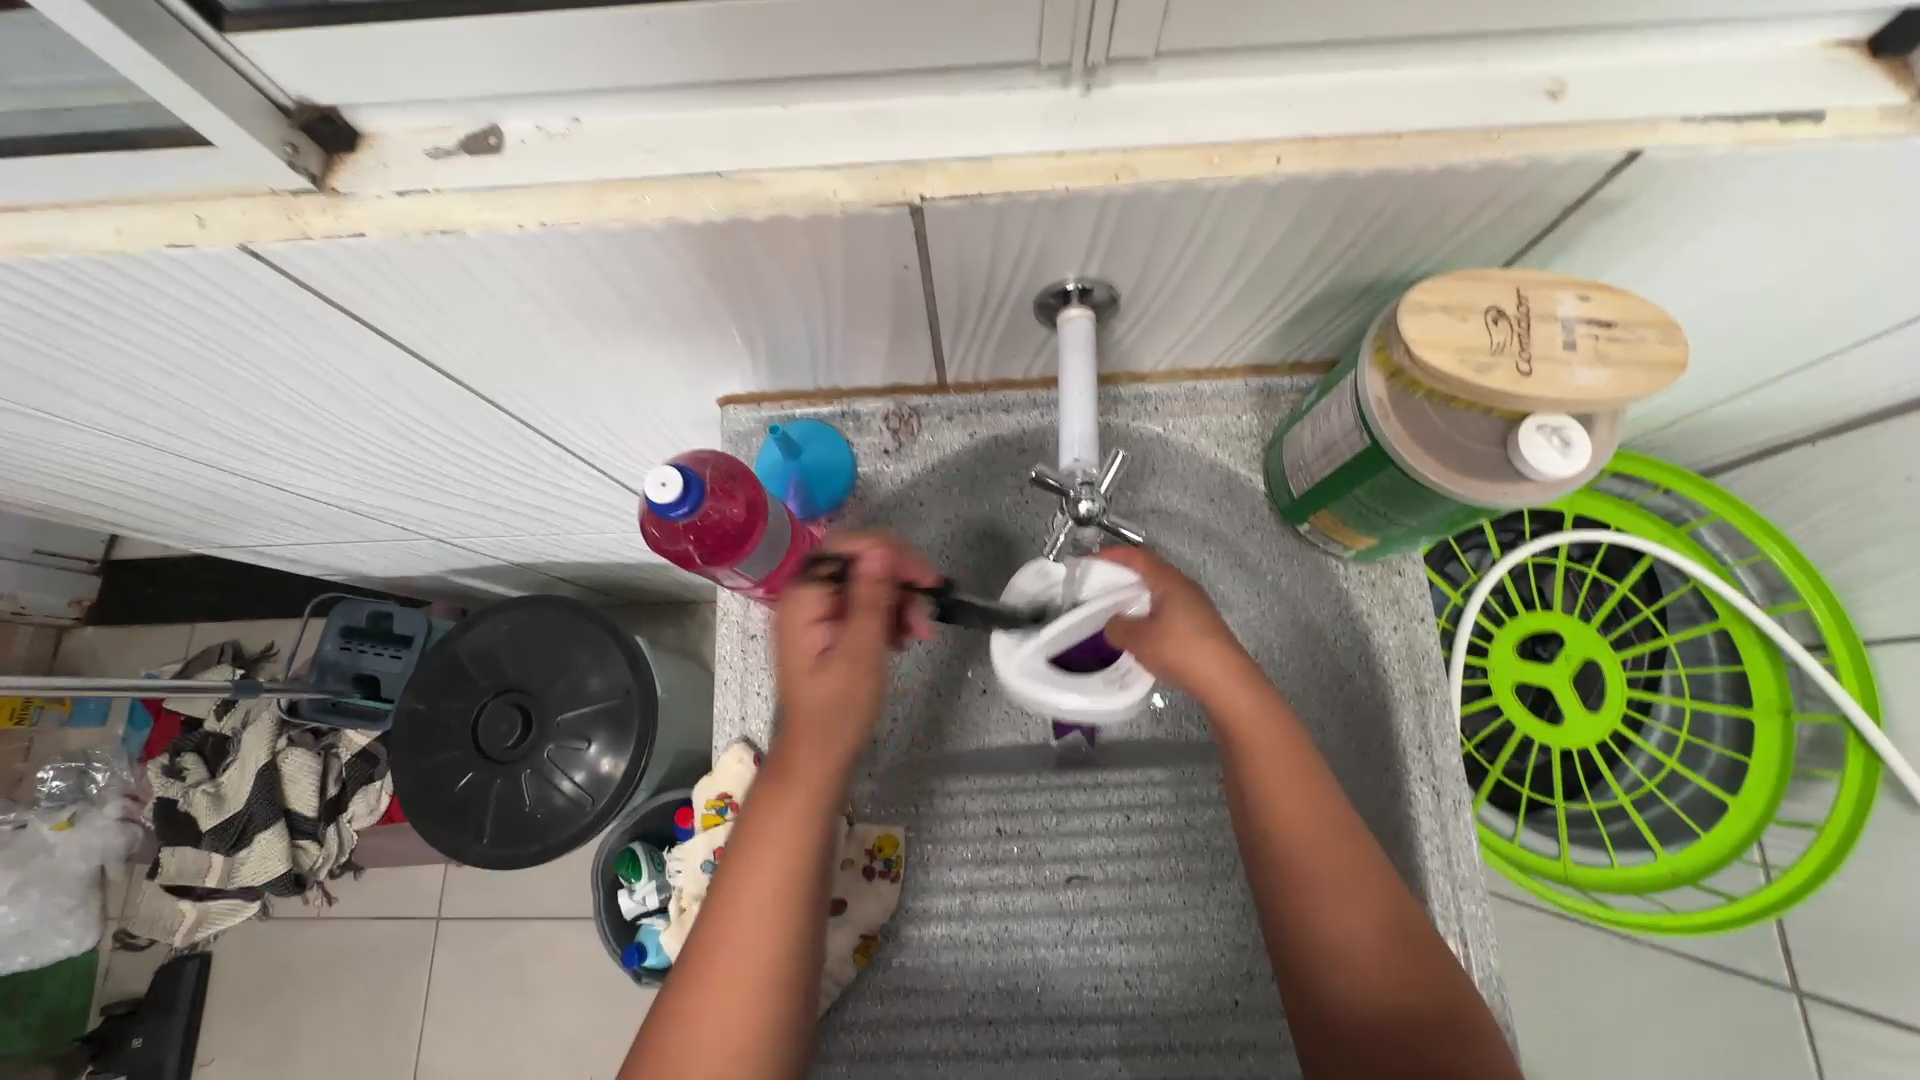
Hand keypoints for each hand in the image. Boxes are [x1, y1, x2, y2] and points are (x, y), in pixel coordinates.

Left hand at [772, 532, 939, 770]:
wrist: (817, 756)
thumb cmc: (838, 711)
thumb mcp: (862, 652)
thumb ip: (871, 597)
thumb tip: (883, 550)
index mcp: (804, 597)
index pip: (849, 547)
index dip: (890, 553)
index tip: (925, 579)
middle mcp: (805, 596)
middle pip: (859, 563)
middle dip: (899, 582)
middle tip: (927, 612)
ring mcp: (815, 612)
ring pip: (866, 584)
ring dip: (899, 601)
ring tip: (920, 634)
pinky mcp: (827, 628)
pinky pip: (862, 605)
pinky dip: (888, 616)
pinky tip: (904, 639)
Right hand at [1095, 545, 1252, 696]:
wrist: (1225, 680)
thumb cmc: (1181, 650)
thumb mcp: (1138, 639)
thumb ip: (1117, 627)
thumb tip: (1113, 624)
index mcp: (1169, 581)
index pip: (1138, 557)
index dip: (1113, 555)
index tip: (1091, 561)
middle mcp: (1184, 587)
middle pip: (1149, 572)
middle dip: (1122, 577)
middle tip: (1098, 587)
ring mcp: (1195, 606)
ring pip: (1158, 593)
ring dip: (1136, 598)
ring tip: (1114, 610)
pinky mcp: (1199, 625)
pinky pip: (1166, 610)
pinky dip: (1147, 614)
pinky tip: (1139, 632)